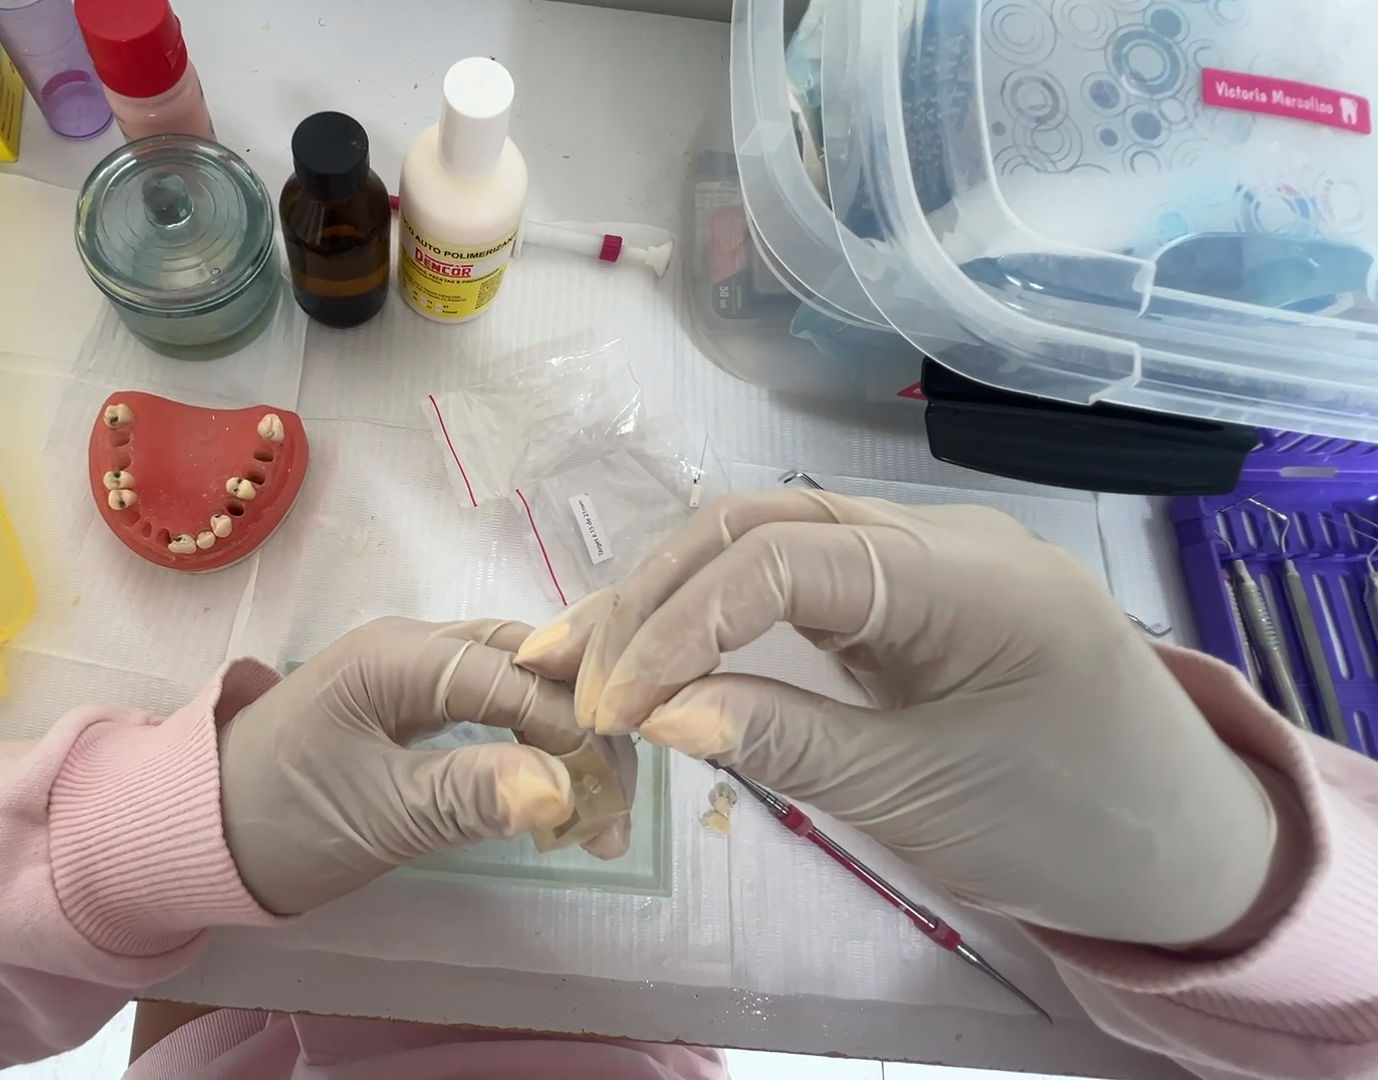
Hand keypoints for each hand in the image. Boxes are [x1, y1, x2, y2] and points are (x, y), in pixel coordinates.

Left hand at [219, 618, 634, 914]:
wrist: (201, 826)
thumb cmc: (280, 817)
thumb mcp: (375, 813)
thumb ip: (466, 794)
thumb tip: (562, 791)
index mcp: (396, 655)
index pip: (507, 674)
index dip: (567, 728)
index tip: (607, 796)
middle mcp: (410, 644)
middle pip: (522, 661)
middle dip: (577, 722)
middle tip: (615, 799)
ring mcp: (410, 669)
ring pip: (511, 679)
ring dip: (558, 731)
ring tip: (595, 799)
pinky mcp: (409, 700)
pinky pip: (487, 703)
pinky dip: (527, 738)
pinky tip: (550, 779)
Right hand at [516, 490, 1292, 946]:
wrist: (1177, 843)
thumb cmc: (1066, 828)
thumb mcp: (913, 796)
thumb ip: (777, 740)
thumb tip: (653, 713)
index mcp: (971, 578)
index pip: (781, 561)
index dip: (681, 626)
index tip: (618, 704)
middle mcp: (931, 533)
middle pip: (751, 524)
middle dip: (651, 597)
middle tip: (577, 672)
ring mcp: (903, 549)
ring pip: (751, 538)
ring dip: (660, 593)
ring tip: (584, 652)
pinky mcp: (878, 582)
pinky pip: (772, 574)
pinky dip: (700, 607)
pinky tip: (648, 639)